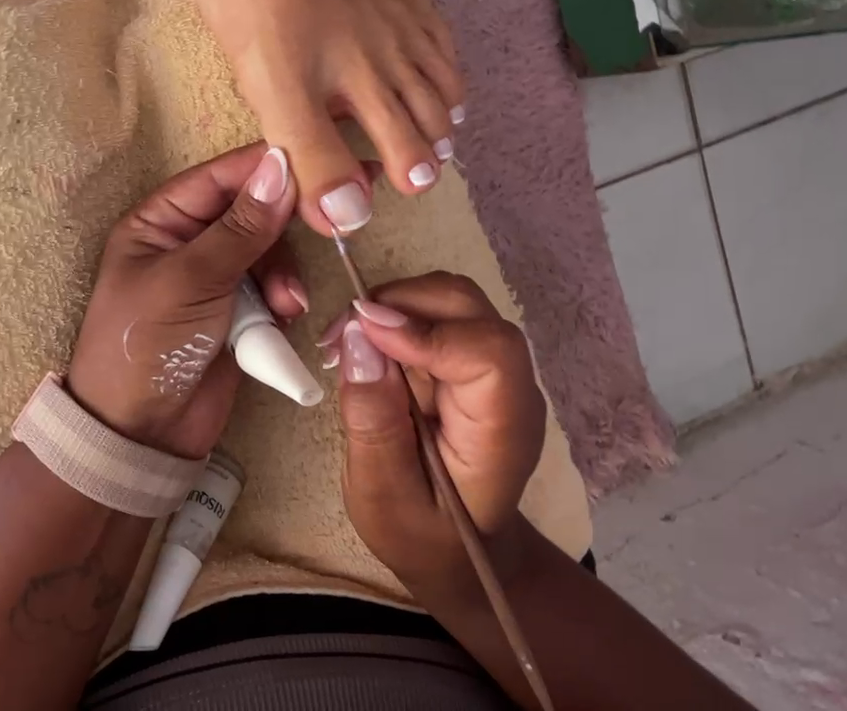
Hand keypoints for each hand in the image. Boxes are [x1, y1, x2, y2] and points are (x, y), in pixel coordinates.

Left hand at [66, 144, 303, 458]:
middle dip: (283, 227)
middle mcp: (188, 241)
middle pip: (253, 210)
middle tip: (330, 226)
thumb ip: (241, 227)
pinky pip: (274, 289)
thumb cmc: (147, 343)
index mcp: (160, 220)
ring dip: (284, 272)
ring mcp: (216, 278)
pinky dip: (284, 300)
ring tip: (286, 304)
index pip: (221, 176)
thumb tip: (282, 166)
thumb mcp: (190, 279)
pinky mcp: (239, 313)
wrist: (140, 434)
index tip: (320, 160)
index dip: (268, 166)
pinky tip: (285, 318)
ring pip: (270, 252)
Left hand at [122, 0, 466, 236]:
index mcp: (360, 68)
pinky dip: (429, 36)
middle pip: (422, 98)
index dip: (406, 170)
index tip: (409, 193)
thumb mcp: (267, 80)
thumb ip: (310, 149)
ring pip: (425, 54)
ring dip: (433, 92)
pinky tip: (422, 39)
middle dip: (426, 138)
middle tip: (427, 168)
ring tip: (441, 120)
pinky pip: (414, 8)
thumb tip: (352, 220)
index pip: (402, 138)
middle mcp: (385, 32)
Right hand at [319, 273, 545, 607]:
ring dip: (390, 304)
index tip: (362, 331)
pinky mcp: (466, 358)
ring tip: (342, 342)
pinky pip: (432, 313)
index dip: (425, 330)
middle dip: (398, 303)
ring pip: (449, 299)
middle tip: (337, 337)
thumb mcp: (384, 496)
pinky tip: (359, 345)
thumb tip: (358, 340)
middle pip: (468, 307)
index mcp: (502, 431)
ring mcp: (491, 368)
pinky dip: (390, 314)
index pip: (489, 352)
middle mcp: (509, 387)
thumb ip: (374, 423)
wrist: (455, 548)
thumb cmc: (421, 535)